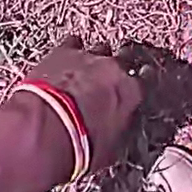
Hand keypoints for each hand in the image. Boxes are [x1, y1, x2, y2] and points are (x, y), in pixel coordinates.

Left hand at [24, 39, 143, 174]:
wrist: (45, 130)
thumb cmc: (79, 144)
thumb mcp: (111, 149)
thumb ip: (119, 130)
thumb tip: (117, 132)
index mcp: (132, 92)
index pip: (146, 80)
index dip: (139, 84)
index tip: (133, 89)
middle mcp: (115, 69)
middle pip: (124, 58)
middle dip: (118, 68)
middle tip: (108, 81)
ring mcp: (89, 57)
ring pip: (99, 49)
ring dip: (94, 59)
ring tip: (86, 71)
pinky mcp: (63, 51)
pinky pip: (72, 43)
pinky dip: (70, 50)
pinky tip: (65, 58)